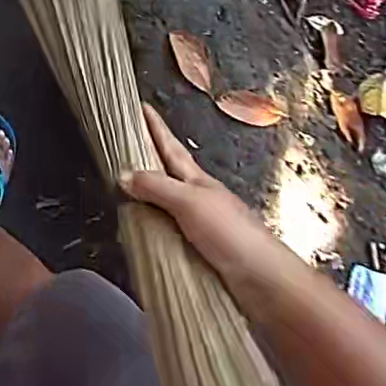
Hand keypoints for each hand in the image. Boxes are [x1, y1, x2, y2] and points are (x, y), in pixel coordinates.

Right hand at [120, 104, 294, 283]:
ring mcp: (202, 221)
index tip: (142, 106)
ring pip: (170, 198)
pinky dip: (156, 220)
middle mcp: (199, 195)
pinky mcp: (202, 247)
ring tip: (130, 184)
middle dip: (152, 153)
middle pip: (170, 169)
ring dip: (153, 189)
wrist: (263, 279)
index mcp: (196, 179)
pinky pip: (171, 226)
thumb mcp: (188, 202)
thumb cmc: (228, 231)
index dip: (156, 128)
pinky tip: (147, 227)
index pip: (171, 147)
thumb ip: (156, 187)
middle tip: (130, 141)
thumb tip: (122, 174)